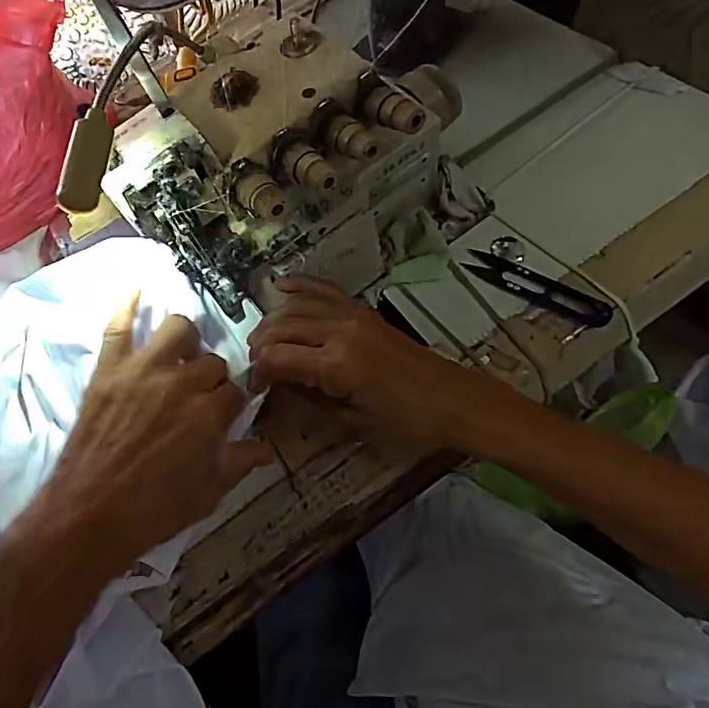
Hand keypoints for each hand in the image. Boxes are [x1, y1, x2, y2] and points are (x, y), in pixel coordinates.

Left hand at [14, 296, 272, 577]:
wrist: (89, 514)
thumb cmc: (152, 511)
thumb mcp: (207, 494)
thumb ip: (238, 463)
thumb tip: (264, 447)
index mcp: (209, 414)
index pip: (236, 392)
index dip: (232, 403)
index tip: (225, 414)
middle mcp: (181, 383)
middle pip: (212, 361)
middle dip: (212, 378)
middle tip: (199, 397)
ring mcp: (143, 370)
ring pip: (177, 328)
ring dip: (185, 340)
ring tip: (180, 355)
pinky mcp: (109, 368)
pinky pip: (118, 326)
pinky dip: (125, 305)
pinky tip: (134, 290)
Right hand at [248, 275, 507, 447]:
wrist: (454, 400)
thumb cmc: (407, 422)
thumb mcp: (353, 423)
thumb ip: (311, 400)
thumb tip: (278, 386)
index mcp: (336, 365)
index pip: (278, 358)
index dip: (259, 371)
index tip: (254, 386)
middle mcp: (340, 332)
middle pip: (282, 328)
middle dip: (260, 344)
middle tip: (253, 364)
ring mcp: (353, 316)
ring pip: (298, 306)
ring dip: (274, 319)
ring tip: (260, 337)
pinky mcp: (363, 310)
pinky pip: (325, 290)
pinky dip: (302, 285)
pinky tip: (282, 284)